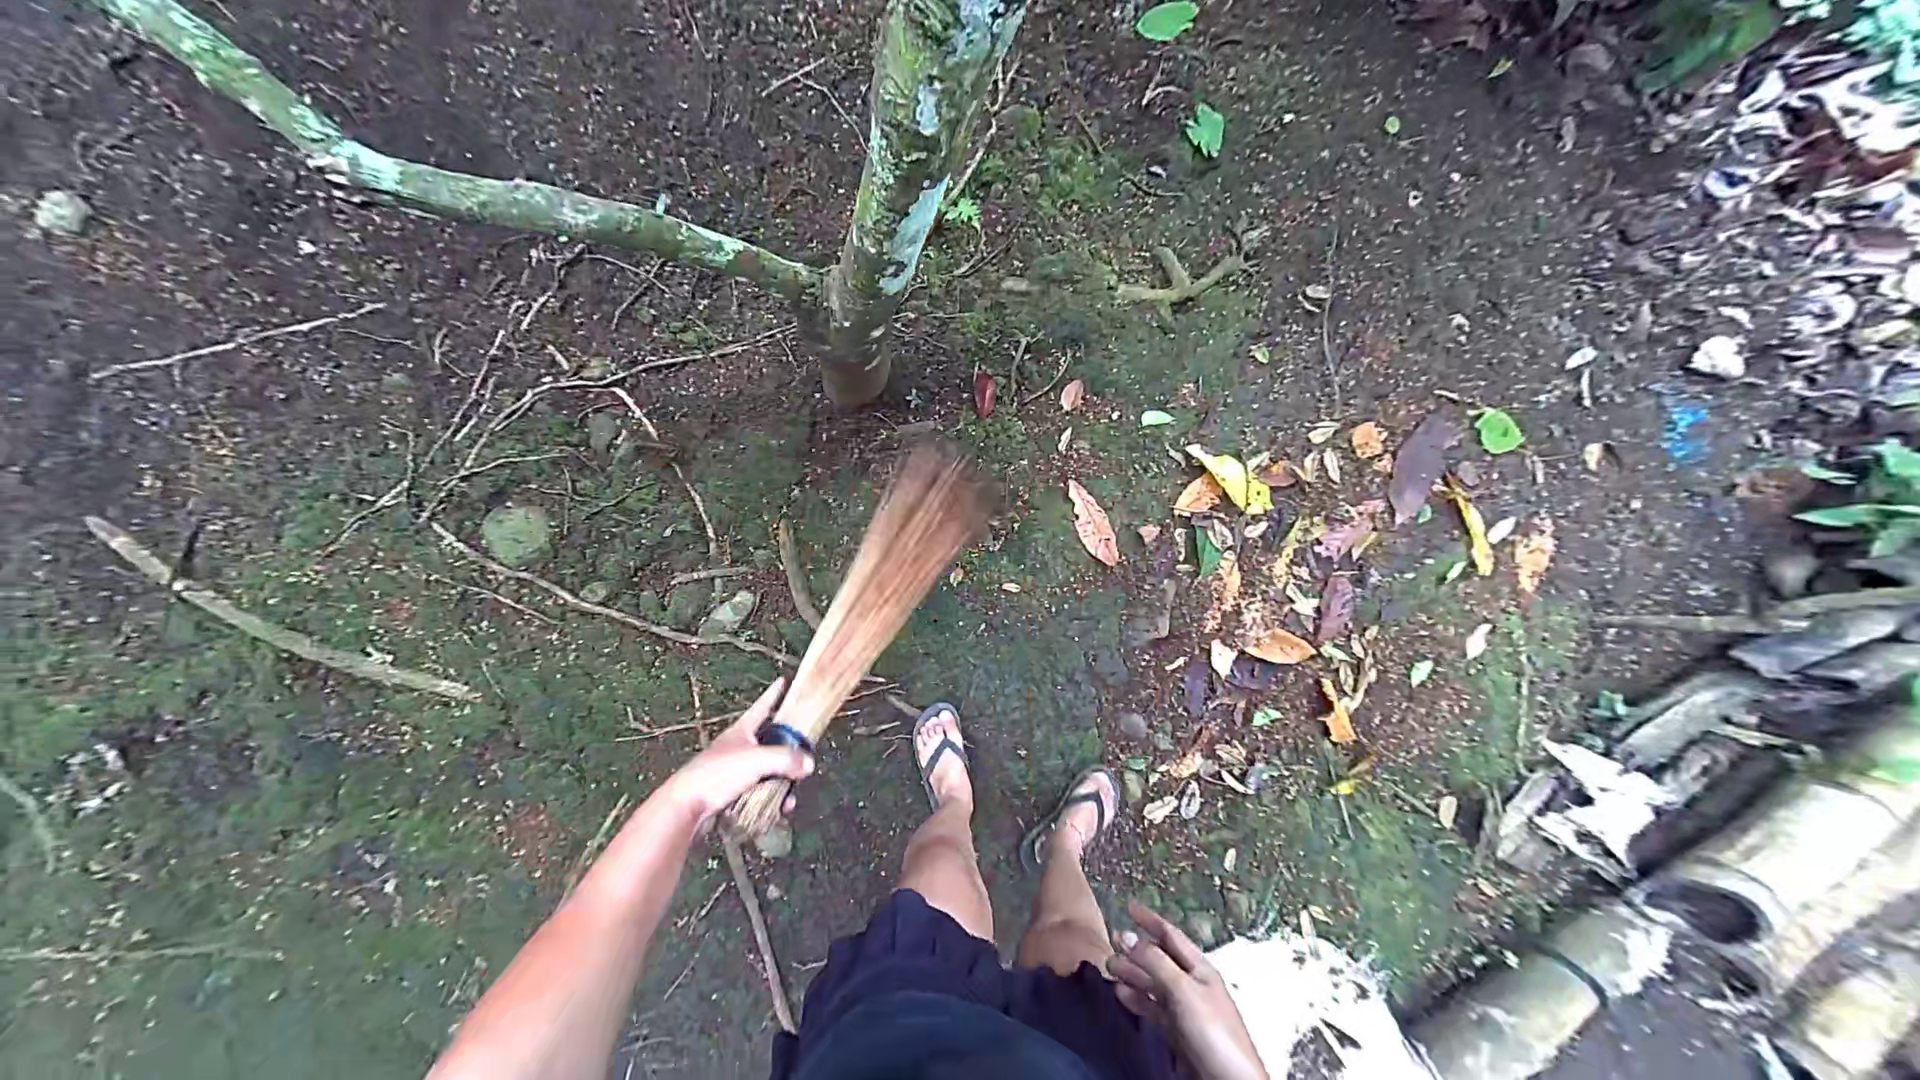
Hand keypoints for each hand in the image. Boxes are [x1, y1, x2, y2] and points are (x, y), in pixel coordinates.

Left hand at [654, 679, 813, 826]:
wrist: (685, 807)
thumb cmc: (714, 775)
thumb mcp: (757, 760)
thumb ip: (786, 759)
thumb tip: (807, 763)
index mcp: (741, 731)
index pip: (763, 706)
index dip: (774, 694)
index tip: (783, 682)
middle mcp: (738, 747)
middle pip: (771, 742)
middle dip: (789, 754)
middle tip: (801, 760)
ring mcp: (735, 770)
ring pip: (768, 770)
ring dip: (782, 783)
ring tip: (787, 797)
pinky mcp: (732, 792)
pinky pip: (760, 791)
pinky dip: (771, 799)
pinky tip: (777, 808)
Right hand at [1107, 901, 1267, 1079]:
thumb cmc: (1211, 1030)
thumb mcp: (1182, 989)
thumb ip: (1154, 961)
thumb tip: (1125, 934)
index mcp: (1199, 968)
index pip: (1171, 935)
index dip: (1150, 919)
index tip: (1129, 906)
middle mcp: (1191, 984)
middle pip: (1159, 959)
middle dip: (1135, 950)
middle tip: (1110, 943)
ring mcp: (1185, 1008)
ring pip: (1153, 984)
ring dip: (1132, 974)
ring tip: (1110, 969)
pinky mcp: (1179, 1031)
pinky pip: (1153, 1007)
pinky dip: (1137, 999)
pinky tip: (1121, 995)